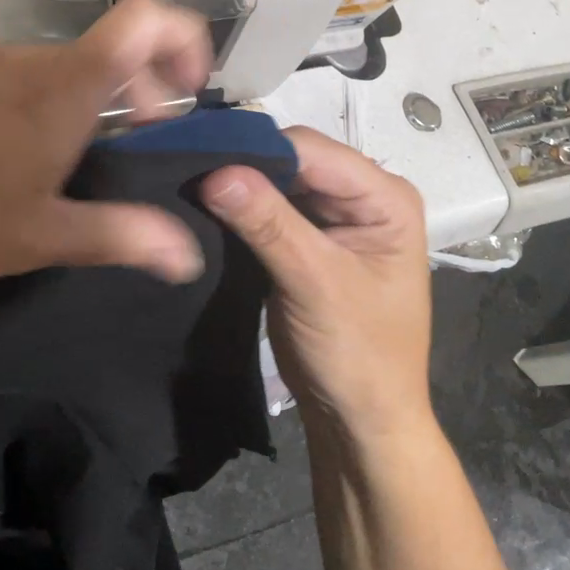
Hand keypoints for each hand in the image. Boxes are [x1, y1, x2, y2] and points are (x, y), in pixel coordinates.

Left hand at [0, 0, 214, 309]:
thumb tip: (188, 253)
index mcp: (58, 88)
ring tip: (76, 163)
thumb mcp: (38, 239)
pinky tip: (20, 156)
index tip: (187, 95)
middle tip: (135, 152)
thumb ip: (121, 235)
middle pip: (108, 49)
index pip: (142, 19)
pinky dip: (44, 101)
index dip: (184, 39)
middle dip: (140, 92)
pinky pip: (18, 75)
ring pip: (62, 65)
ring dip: (90, 101)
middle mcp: (24, 58)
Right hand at [201, 128, 433, 440]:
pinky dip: (238, 208)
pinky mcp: (304, 237)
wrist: (359, 419)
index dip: (256, 151)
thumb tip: (216, 171)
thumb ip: (268, 224)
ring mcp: (332, 215)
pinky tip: (203, 209)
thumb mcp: (314, 284)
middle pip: (291, 159)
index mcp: (384, 197)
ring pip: (273, 180)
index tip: (199, 162)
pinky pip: (266, 206)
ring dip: (236, 185)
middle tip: (185, 173)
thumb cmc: (358, 354)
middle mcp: (361, 194)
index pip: (310, 150)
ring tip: (186, 187)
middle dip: (243, 166)